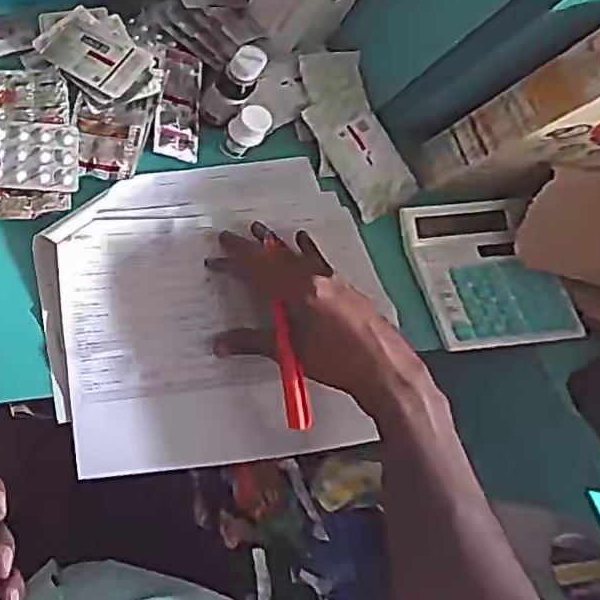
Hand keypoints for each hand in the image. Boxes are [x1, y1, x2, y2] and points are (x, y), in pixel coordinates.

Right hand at [206, 221, 433, 415]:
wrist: (385, 368)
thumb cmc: (337, 362)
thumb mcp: (289, 353)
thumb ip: (252, 343)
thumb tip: (219, 344)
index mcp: (296, 291)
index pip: (256, 272)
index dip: (232, 265)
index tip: (214, 261)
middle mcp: (313, 279)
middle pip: (273, 257)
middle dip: (248, 248)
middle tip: (227, 236)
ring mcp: (330, 280)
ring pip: (294, 255)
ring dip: (274, 244)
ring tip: (259, 230)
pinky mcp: (343, 287)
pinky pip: (318, 260)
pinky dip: (306, 250)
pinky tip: (302, 240)